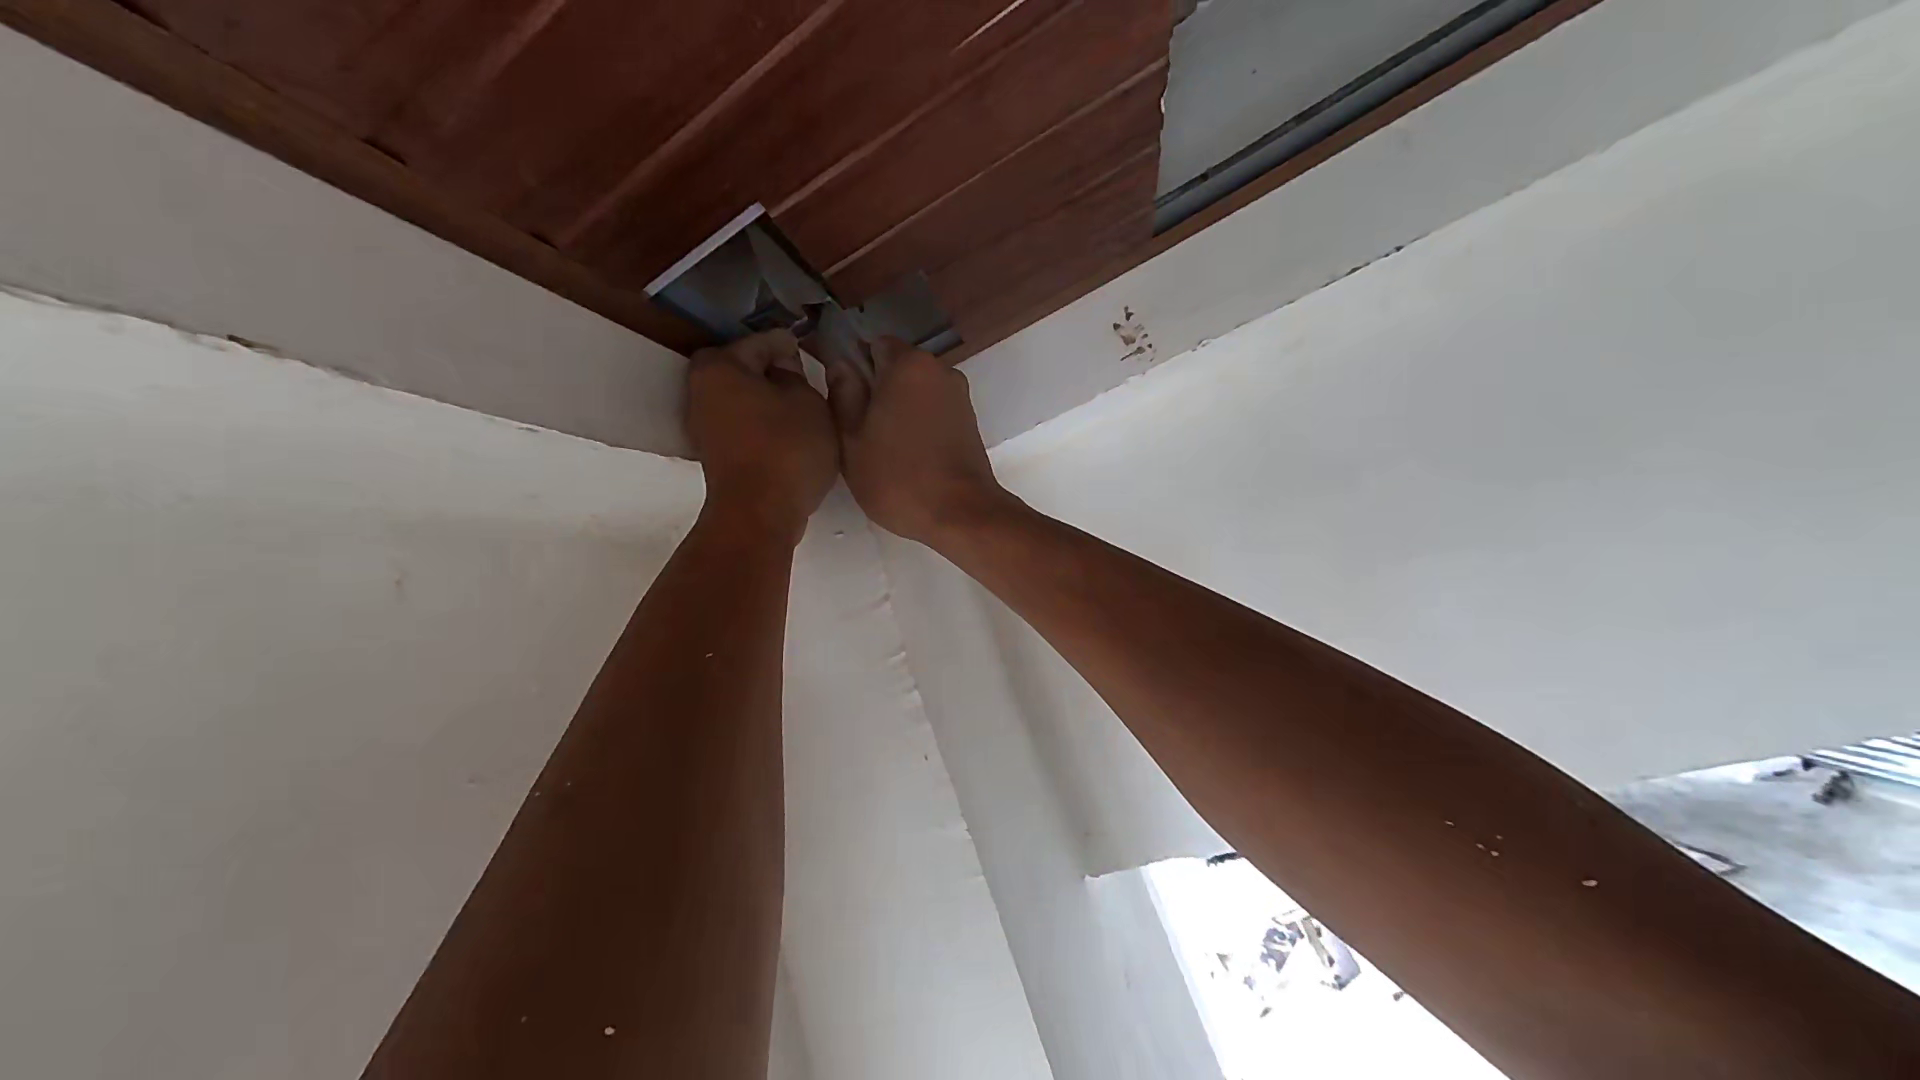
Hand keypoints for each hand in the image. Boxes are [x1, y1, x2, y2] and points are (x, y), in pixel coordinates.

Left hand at [686, 330, 837, 540]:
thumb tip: (783, 367)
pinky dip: (761, 424)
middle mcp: (701, 390)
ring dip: (767, 400)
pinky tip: (786, 433)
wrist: (760, 514)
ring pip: (741, 399)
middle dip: (772, 372)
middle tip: (806, 381)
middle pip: (743, 370)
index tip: (810, 351)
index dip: (790, 345)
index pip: (761, 341)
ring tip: (801, 409)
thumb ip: (796, 375)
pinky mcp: (714, 454)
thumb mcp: (809, 402)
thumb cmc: (787, 448)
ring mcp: (703, 425)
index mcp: (720, 366)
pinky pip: (742, 425)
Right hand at [825, 337, 1013, 545]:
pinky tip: (906, 454)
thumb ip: (843, 393)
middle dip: (876, 388)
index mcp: (908, 364)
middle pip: (897, 367)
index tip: (842, 398)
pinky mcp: (969, 421)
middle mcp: (939, 370)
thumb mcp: (851, 438)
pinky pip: (933, 409)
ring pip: (916, 390)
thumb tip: (842, 365)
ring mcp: (959, 396)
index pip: (873, 344)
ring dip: (897, 408)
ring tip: (880, 446)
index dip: (853, 365)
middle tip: (856, 429)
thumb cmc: (897, 476)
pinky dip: (918, 422)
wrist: (960, 513)